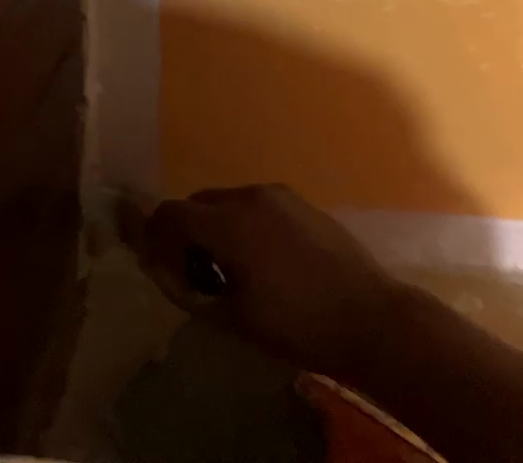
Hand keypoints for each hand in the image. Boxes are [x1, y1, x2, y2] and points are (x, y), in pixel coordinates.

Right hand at [118, 183, 413, 377]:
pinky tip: (261, 259)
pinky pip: (255, 205)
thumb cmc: (295, 326)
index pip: (169, 213)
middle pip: (197, 203)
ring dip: (215, 226)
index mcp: (228, 223)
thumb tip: (154, 264)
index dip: (151, 233)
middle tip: (192, 271)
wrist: (371, 318)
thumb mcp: (229, 316)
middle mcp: (249, 196)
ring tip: (230, 267)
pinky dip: (243, 223)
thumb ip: (182, 286)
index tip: (152, 259)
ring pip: (227, 202)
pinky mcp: (301, 202)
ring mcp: (279, 195)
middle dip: (185, 232)